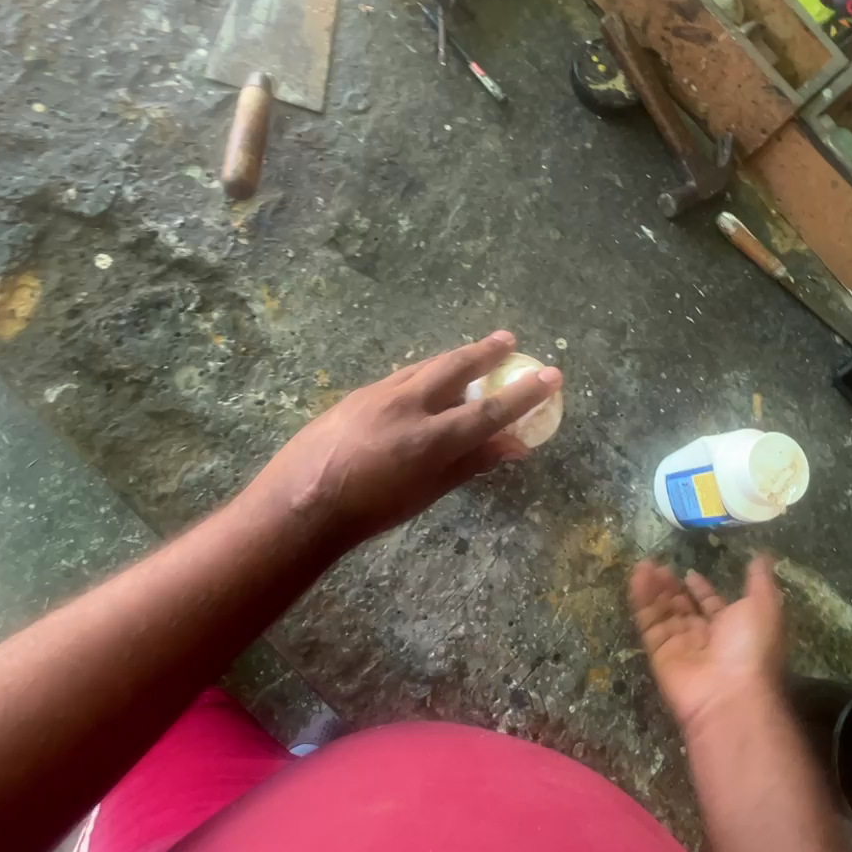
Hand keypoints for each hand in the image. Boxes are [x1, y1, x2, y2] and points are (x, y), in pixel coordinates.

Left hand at [249, 331, 560, 551]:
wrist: (299, 503)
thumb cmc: (369, 512)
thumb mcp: (426, 493)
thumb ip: (470, 464)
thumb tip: (513, 447)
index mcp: (429, 439)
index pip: (489, 411)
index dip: (525, 395)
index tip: (551, 375)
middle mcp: (407, 406)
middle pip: (456, 367)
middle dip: (486, 352)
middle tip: (508, 339)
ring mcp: (378, 394)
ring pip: (426, 366)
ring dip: (454, 357)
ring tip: (474, 352)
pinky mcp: (357, 394)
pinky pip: (401, 376)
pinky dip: (424, 372)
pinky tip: (426, 378)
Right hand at [628, 555, 785, 731]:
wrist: (729, 694)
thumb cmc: (751, 648)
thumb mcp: (764, 606)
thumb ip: (760, 580)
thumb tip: (762, 556)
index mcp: (733, 628)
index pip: (712, 605)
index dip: (702, 589)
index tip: (691, 572)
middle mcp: (705, 638)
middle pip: (683, 607)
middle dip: (672, 586)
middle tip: (659, 564)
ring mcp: (680, 646)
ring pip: (663, 612)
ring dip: (654, 588)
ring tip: (645, 564)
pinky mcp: (659, 652)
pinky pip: (649, 621)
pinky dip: (642, 599)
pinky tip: (638, 576)